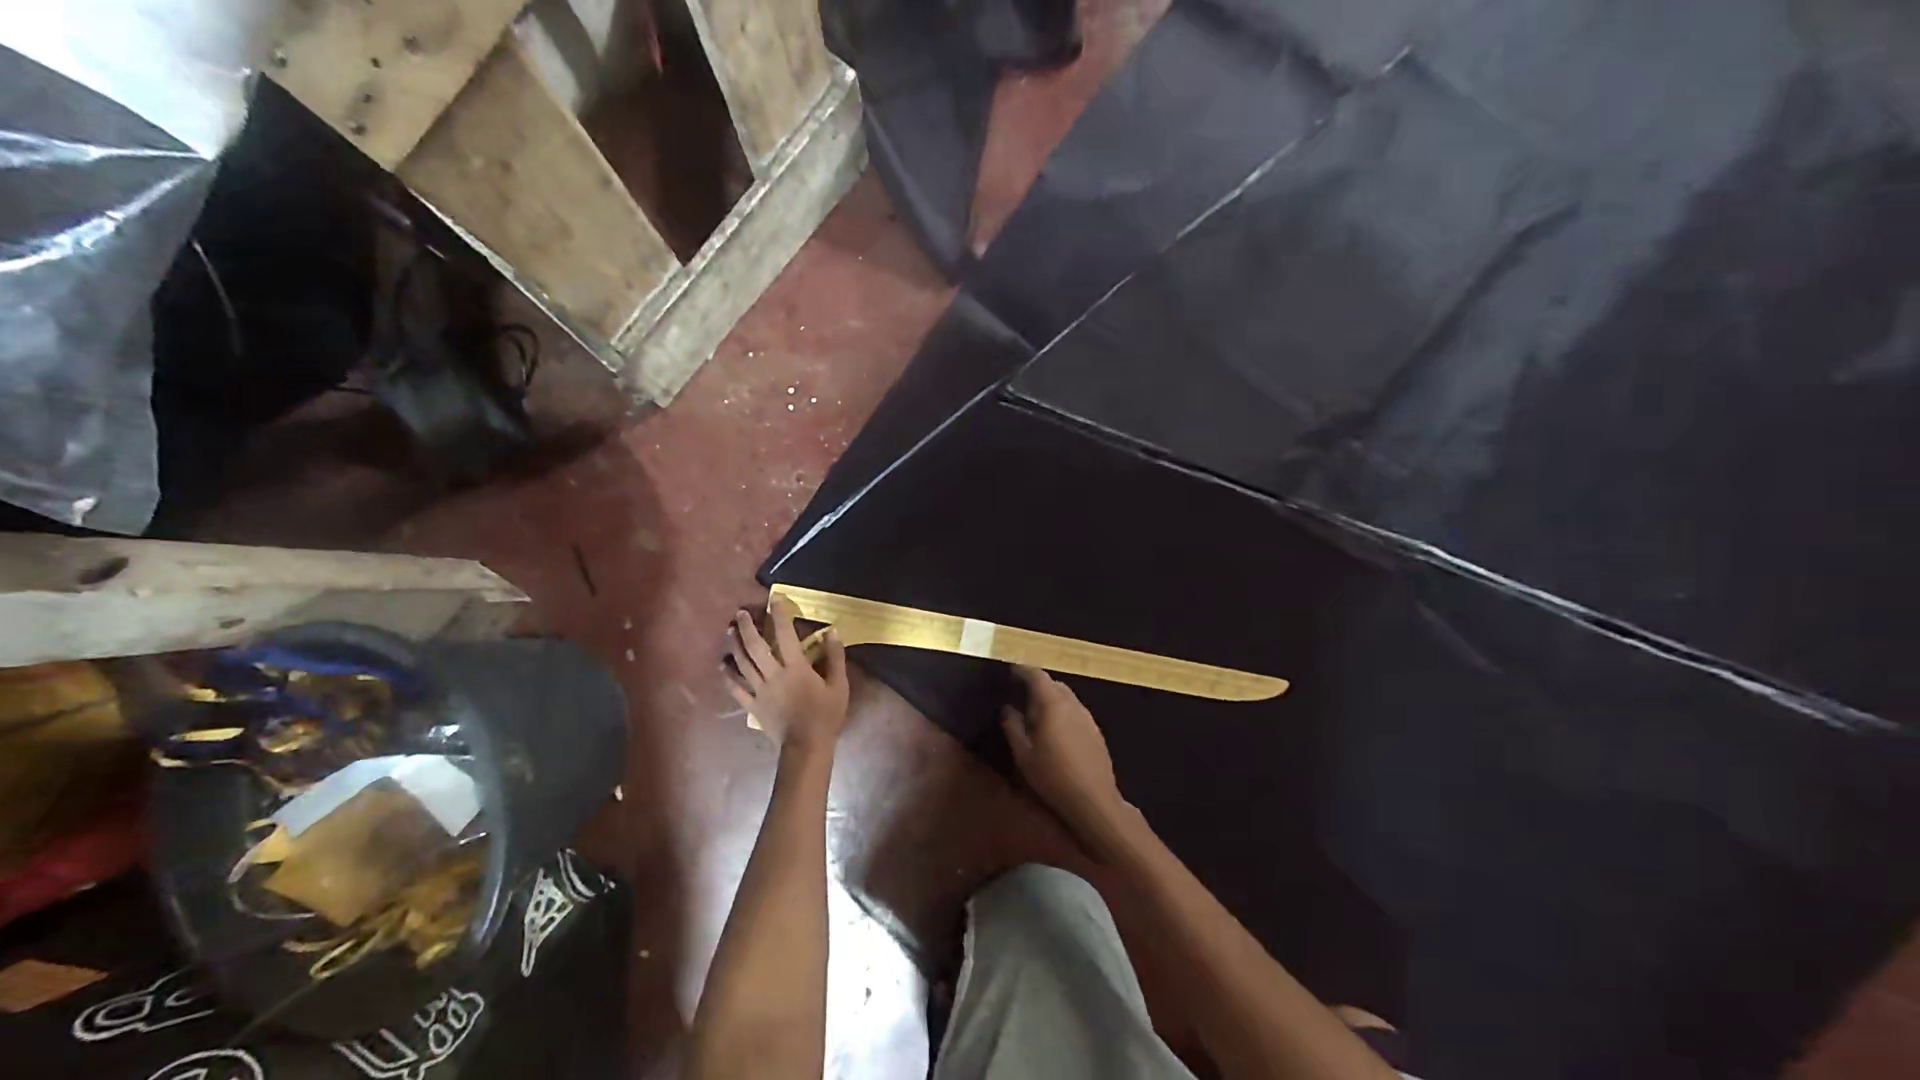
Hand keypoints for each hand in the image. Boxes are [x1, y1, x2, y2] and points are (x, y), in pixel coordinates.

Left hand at [725, 596, 849, 755]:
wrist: (806, 746)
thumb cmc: (825, 715)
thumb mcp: (839, 685)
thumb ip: (835, 657)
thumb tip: (832, 632)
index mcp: (796, 667)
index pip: (785, 635)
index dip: (779, 615)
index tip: (774, 599)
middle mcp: (774, 674)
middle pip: (755, 646)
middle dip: (747, 627)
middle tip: (741, 613)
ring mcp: (760, 690)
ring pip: (743, 664)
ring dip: (735, 645)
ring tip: (730, 631)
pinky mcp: (753, 706)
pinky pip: (736, 689)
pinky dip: (728, 676)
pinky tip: (722, 664)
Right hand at [1001, 665, 1126, 840]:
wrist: (1094, 800)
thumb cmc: (1053, 777)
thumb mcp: (1023, 755)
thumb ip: (1013, 727)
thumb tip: (1007, 708)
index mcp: (1053, 705)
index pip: (1037, 676)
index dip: (1023, 670)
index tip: (1012, 670)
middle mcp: (1073, 705)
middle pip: (1054, 684)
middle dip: (1038, 684)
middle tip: (1021, 693)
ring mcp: (1088, 718)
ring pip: (1067, 697)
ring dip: (1052, 698)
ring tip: (1036, 713)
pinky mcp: (1096, 732)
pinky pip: (1076, 711)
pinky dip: (1063, 711)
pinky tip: (1056, 730)